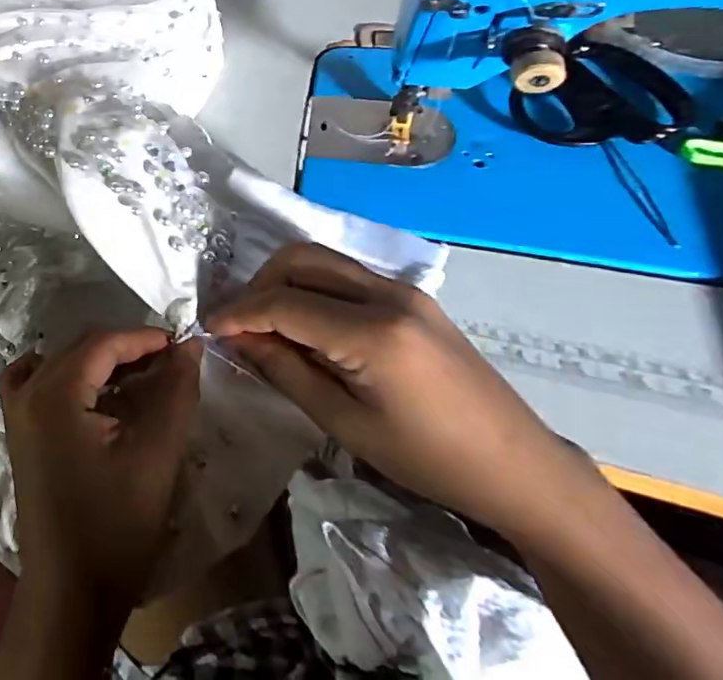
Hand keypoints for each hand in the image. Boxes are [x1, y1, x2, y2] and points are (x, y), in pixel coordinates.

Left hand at [0, 328, 201, 606]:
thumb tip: (190, 347)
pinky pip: (39, 383)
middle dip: (125, 348)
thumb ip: (176, 391)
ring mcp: (16, 414)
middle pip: (80, 347)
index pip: (103, 343)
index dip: (144, 338)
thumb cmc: (116, 524)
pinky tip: (94, 391)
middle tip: (168, 362)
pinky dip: (69, 376)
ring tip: (141, 376)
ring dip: (101, 362)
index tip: (181, 345)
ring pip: (62, 362)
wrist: (71, 593)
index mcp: (53, 394)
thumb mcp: (157, 453)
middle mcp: (26, 394)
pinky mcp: (19, 434)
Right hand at [208, 243, 582, 535]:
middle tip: (237, 325)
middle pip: (302, 260)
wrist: (515, 463)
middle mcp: (387, 292)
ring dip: (285, 282)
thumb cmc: (428, 459)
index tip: (208, 328)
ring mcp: (404, 289)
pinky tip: (307, 324)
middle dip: (258, 285)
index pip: (284, 302)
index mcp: (372, 331)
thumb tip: (237, 340)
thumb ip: (286, 371)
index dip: (239, 312)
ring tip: (265, 324)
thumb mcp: (346, 424)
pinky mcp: (413, 297)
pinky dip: (315, 289)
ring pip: (325, 261)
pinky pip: (349, 276)